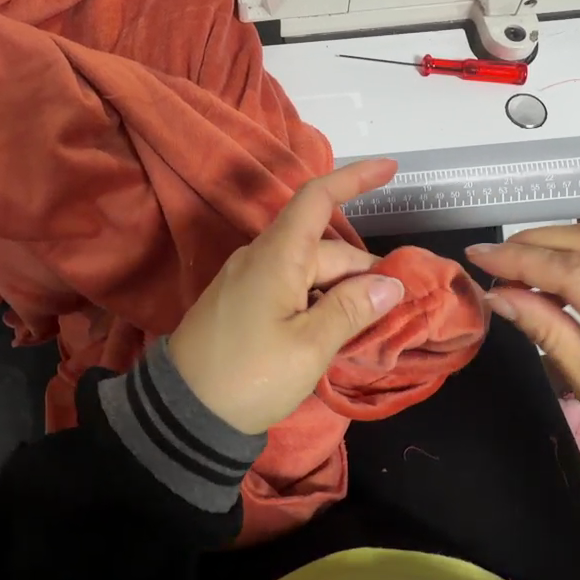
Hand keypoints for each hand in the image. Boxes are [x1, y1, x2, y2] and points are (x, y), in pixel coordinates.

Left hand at [168, 160, 408, 434]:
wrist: (183, 411)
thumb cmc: (249, 375)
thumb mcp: (309, 347)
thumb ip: (350, 310)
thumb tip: (390, 283)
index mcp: (277, 255)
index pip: (317, 198)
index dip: (354, 179)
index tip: (391, 168)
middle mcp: (262, 256)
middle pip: (324, 247)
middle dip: (362, 272)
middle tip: (396, 312)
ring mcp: (249, 278)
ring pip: (309, 271)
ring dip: (341, 291)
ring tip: (370, 328)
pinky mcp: (242, 301)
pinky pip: (290, 287)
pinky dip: (318, 301)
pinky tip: (335, 331)